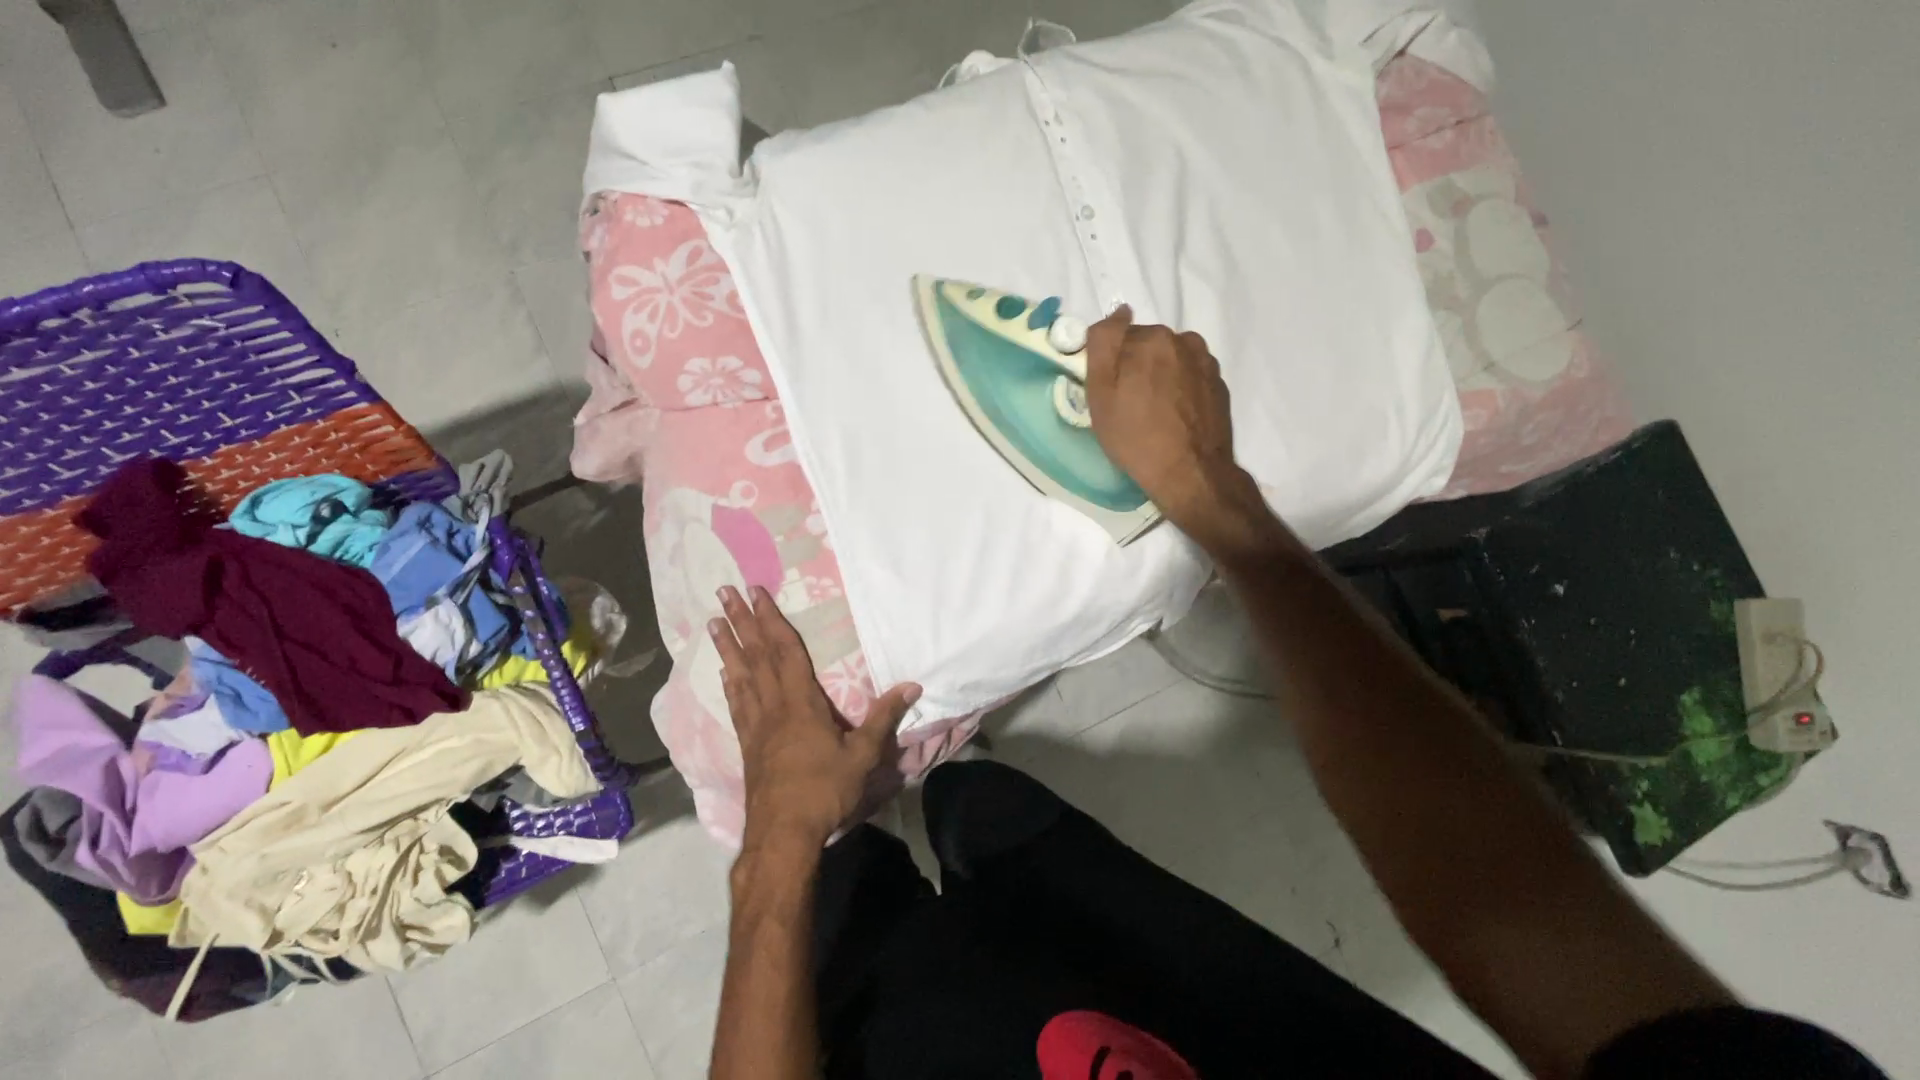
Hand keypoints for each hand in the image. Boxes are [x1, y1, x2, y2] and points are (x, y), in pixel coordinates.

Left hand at [710, 585, 920, 849]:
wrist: (783, 834)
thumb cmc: (825, 791)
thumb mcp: (863, 756)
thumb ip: (883, 718)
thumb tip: (912, 685)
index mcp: (801, 703)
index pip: (785, 651)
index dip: (772, 619)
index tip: (756, 592)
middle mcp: (774, 707)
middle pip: (756, 656)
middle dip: (741, 621)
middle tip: (724, 591)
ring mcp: (756, 726)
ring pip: (740, 676)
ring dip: (728, 646)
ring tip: (713, 622)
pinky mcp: (748, 746)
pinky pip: (736, 705)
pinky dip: (730, 684)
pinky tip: (724, 673)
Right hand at [1084, 306, 1280, 556]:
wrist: (1190, 472)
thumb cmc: (1136, 436)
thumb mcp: (1100, 392)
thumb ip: (1103, 343)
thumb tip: (1118, 311)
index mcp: (1152, 337)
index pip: (1120, 337)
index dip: (1112, 365)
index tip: (1110, 392)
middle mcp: (1184, 341)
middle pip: (1149, 347)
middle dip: (1138, 368)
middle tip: (1130, 406)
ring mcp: (1206, 363)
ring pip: (1171, 361)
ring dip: (1161, 377)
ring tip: (1155, 413)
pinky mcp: (1219, 385)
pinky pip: (1190, 378)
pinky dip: (1180, 390)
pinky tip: (1175, 417)